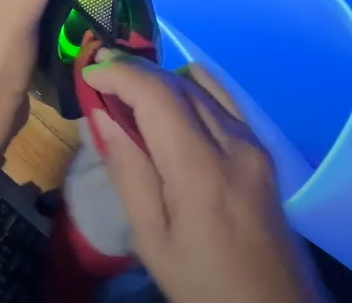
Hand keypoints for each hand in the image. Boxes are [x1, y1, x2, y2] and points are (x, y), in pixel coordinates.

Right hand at [82, 53, 320, 302]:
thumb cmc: (204, 284)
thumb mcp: (152, 239)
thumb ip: (127, 171)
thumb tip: (101, 114)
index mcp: (200, 169)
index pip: (155, 92)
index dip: (118, 72)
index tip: (88, 73)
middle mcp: (233, 143)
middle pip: (175, 81)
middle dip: (133, 70)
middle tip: (98, 74)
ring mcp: (254, 143)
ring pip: (197, 85)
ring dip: (158, 77)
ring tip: (126, 87)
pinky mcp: (263, 150)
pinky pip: (222, 98)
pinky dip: (189, 86)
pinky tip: (169, 99)